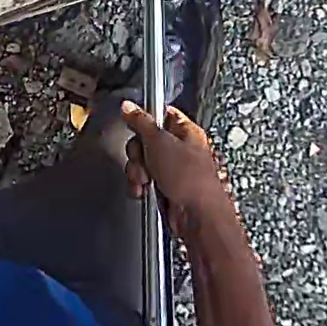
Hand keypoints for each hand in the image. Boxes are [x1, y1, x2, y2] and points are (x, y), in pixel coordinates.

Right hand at [120, 100, 235, 239]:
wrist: (197, 218)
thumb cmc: (191, 180)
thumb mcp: (159, 142)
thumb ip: (141, 122)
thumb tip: (129, 107)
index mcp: (185, 131)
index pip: (159, 113)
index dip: (143, 118)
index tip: (133, 124)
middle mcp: (180, 148)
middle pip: (145, 138)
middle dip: (138, 152)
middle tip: (144, 158)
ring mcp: (173, 168)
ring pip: (142, 160)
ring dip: (137, 171)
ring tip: (146, 178)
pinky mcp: (165, 187)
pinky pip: (143, 178)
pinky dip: (139, 184)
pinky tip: (144, 189)